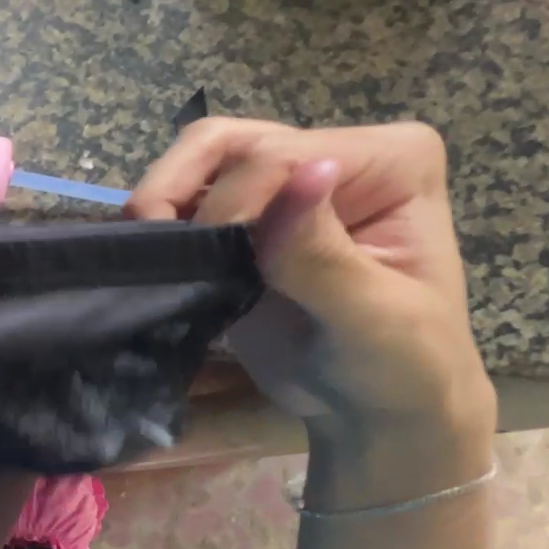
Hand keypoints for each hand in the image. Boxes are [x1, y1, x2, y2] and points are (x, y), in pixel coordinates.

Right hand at [129, 119, 494, 508]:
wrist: (373, 405)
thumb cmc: (395, 363)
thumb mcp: (370, 316)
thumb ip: (324, 255)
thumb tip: (307, 174)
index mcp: (388, 162)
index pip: (277, 157)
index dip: (228, 209)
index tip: (218, 274)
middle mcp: (333, 160)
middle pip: (225, 143)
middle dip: (172, 190)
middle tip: (154, 248)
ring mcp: (281, 194)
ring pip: (193, 167)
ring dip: (158, 209)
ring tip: (153, 262)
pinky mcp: (241, 231)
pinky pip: (182, 209)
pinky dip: (158, 232)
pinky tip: (160, 270)